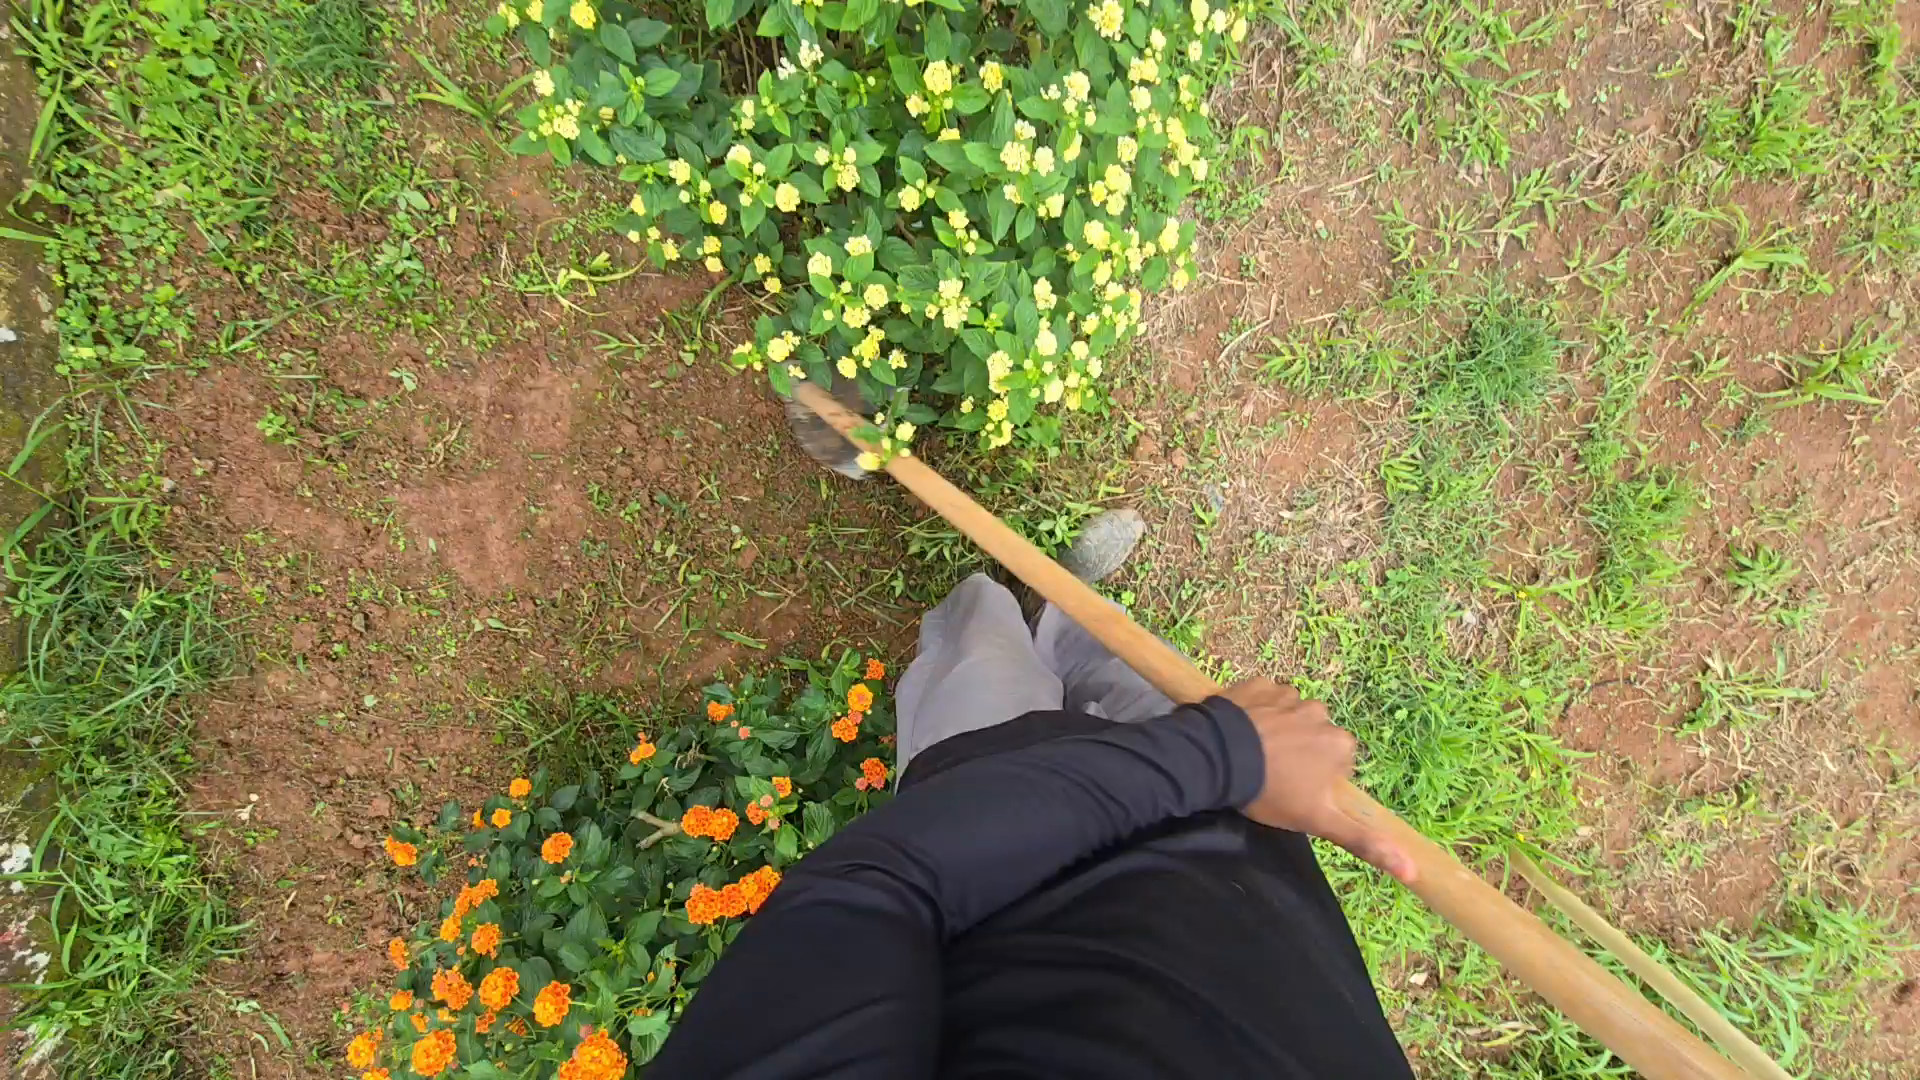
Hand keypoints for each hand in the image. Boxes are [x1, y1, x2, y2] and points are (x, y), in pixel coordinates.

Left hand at [1222, 678, 1416, 884]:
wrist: (1214, 758)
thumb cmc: (1270, 791)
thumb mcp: (1318, 821)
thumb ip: (1364, 841)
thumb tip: (1413, 869)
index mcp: (1340, 743)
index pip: (1337, 760)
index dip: (1316, 775)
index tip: (1295, 786)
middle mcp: (1319, 712)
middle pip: (1314, 733)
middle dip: (1299, 748)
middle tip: (1271, 768)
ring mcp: (1286, 694)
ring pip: (1288, 712)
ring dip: (1276, 726)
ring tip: (1252, 748)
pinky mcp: (1256, 683)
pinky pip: (1262, 695)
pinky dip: (1254, 708)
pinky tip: (1240, 726)